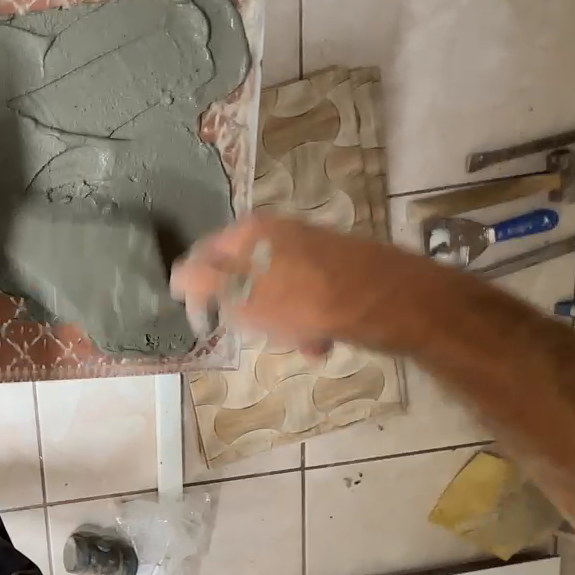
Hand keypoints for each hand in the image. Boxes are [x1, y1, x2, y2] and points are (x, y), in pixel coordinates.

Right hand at [168, 213, 447, 355]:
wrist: (397, 303)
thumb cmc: (309, 301)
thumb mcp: (243, 294)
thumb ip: (202, 282)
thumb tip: (176, 275)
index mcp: (248, 232)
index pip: (201, 259)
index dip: (198, 292)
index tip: (207, 322)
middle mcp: (276, 233)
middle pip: (239, 278)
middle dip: (246, 312)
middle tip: (259, 334)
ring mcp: (308, 248)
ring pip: (272, 291)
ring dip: (278, 322)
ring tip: (296, 342)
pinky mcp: (336, 266)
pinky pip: (304, 296)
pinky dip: (306, 320)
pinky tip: (319, 341)